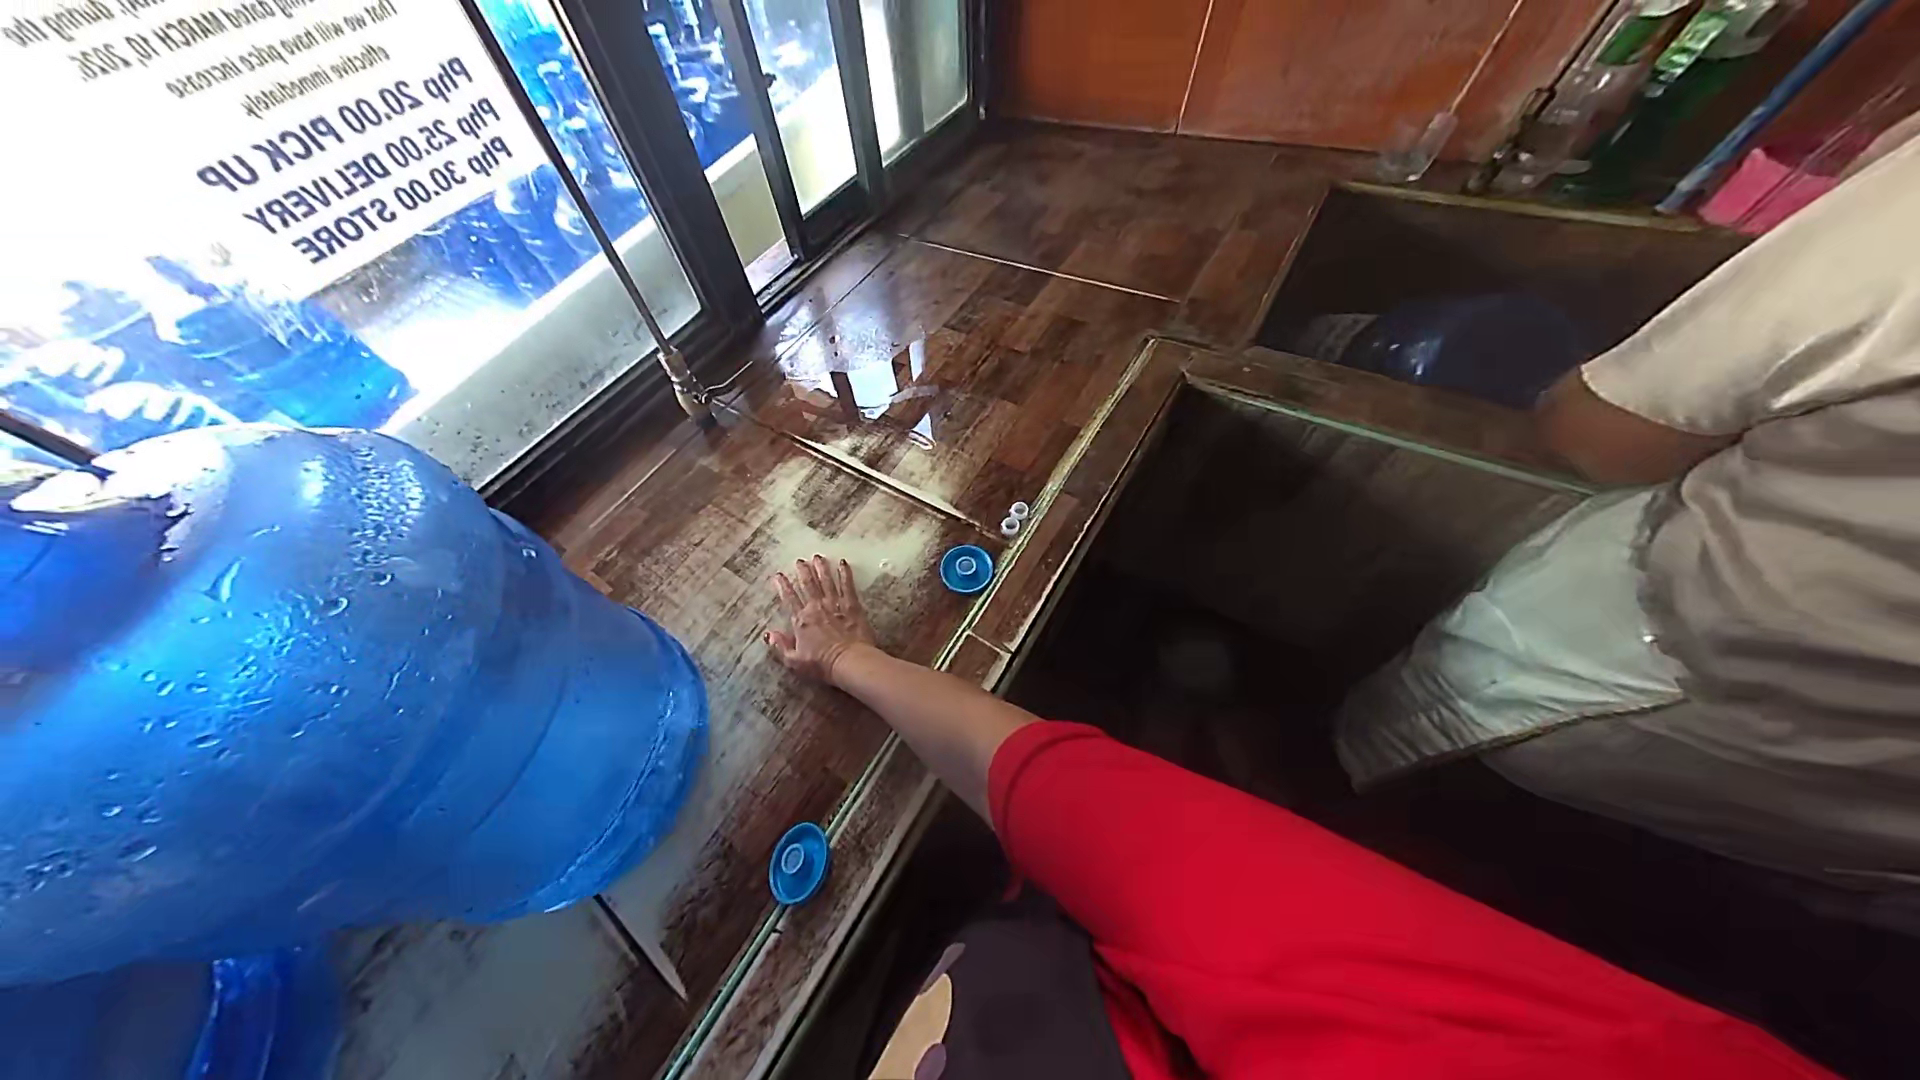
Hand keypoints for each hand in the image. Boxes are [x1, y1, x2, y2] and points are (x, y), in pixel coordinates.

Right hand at [768, 555, 876, 685]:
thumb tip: (768, 634)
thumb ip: (781, 646)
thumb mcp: (794, 661)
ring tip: (818, 557)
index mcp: (801, 620)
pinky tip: (843, 563)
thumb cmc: (821, 664)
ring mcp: (835, 604)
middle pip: (808, 585)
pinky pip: (847, 585)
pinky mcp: (852, 605)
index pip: (789, 599)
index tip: (778, 575)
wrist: (848, 660)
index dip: (783, 586)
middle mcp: (817, 608)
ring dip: (822, 568)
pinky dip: (845, 573)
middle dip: (803, 571)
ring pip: (826, 581)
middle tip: (800, 561)